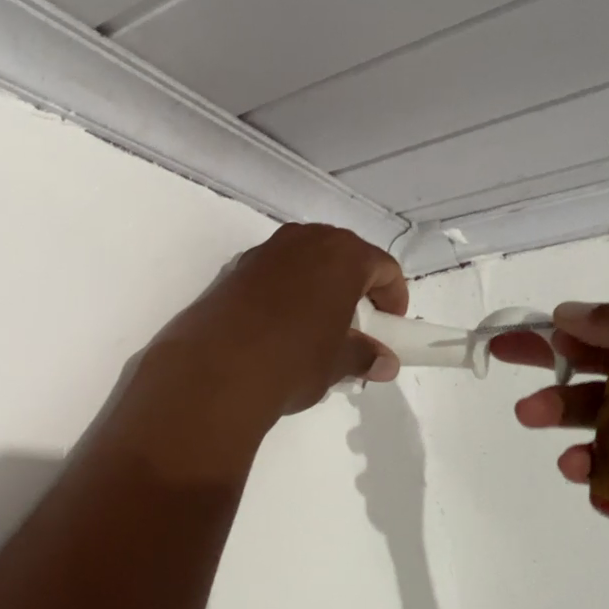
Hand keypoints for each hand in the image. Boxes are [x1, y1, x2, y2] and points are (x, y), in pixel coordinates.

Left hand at [115, 225, 405, 475]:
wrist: (216, 367)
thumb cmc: (293, 358)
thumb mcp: (337, 362)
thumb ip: (364, 355)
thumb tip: (383, 362)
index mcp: (342, 254)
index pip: (383, 267)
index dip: (392, 297)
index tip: (389, 326)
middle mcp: (304, 240)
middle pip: (342, 256)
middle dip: (353, 287)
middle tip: (355, 325)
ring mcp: (265, 251)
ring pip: (304, 261)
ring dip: (316, 287)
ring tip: (315, 327)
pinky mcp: (234, 269)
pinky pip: (272, 273)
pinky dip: (283, 291)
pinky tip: (278, 326)